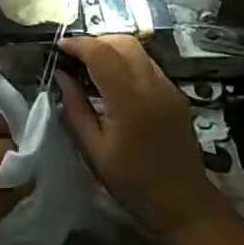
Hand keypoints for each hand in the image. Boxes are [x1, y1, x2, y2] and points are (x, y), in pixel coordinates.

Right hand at [56, 36, 231, 237]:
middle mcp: (153, 85)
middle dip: (96, 41)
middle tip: (74, 57)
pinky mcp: (176, 94)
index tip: (59, 47)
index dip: (79, 44)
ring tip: (91, 67)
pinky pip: (149, 66)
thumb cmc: (133, 183)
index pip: (102, 54)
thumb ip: (76, 109)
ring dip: (113, 50)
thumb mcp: (94, 151)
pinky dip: (127, 63)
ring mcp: (169, 88)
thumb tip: (63, 76)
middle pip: (124, 42)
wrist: (183, 203)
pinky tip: (114, 82)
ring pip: (139, 51)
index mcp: (130, 101)